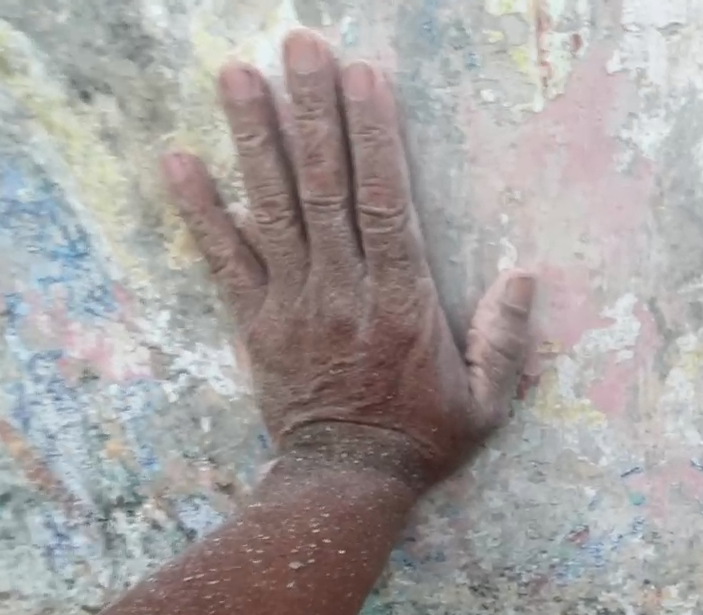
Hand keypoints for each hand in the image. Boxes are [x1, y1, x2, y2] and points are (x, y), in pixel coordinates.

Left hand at [162, 31, 536, 491]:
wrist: (351, 481)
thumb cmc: (425, 438)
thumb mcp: (489, 404)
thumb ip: (506, 341)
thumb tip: (524, 278)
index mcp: (404, 305)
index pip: (387, 207)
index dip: (374, 141)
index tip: (364, 80)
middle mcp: (346, 293)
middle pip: (327, 190)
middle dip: (312, 113)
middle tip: (299, 45)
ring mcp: (295, 305)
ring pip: (273, 211)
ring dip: (254, 140)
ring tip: (237, 74)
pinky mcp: (257, 324)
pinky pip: (225, 262)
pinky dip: (201, 212)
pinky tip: (178, 161)